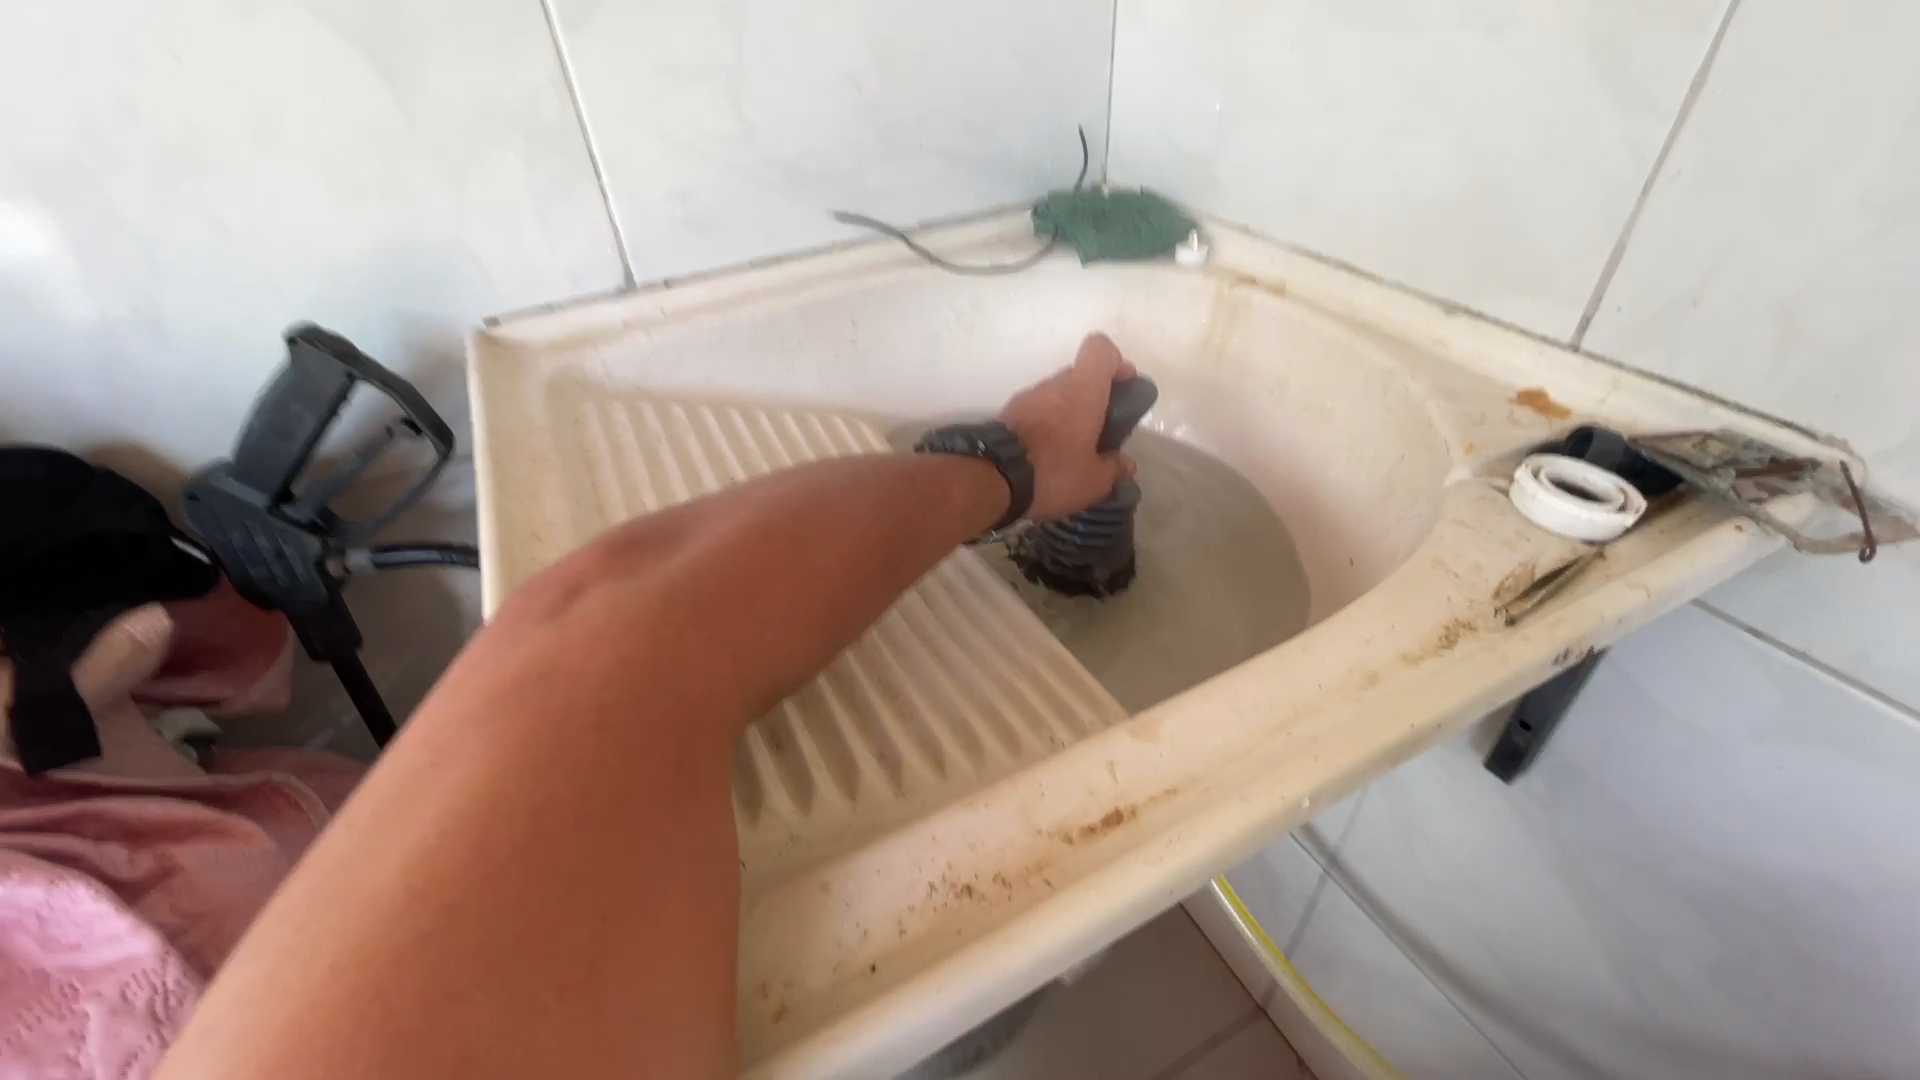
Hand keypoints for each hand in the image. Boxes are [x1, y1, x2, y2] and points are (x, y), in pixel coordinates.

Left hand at [999, 333, 1139, 521]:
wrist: (991, 479)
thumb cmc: (1053, 472)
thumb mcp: (1093, 480)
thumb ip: (1113, 468)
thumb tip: (1125, 464)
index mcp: (1082, 391)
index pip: (1100, 349)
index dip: (1115, 362)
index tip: (1123, 385)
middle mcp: (1052, 386)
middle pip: (1078, 376)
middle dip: (1091, 398)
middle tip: (1099, 430)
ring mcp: (1025, 399)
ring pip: (1054, 396)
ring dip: (1066, 414)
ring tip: (1071, 448)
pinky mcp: (1006, 415)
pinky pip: (1034, 413)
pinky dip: (1044, 426)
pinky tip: (1047, 455)